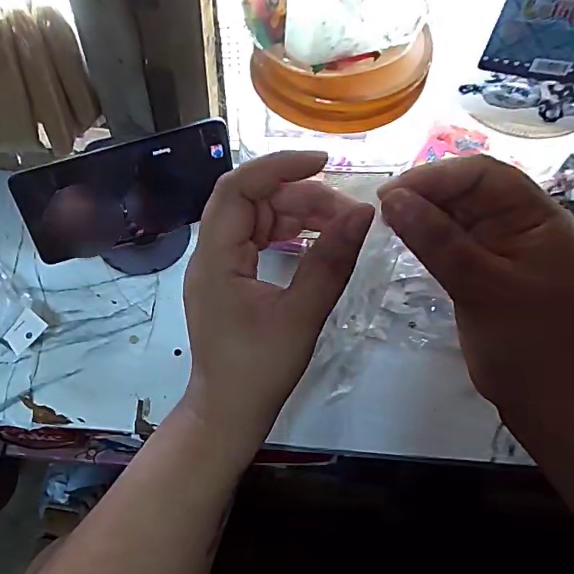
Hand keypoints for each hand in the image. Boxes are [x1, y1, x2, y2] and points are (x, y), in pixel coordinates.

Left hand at [183, 150, 373, 434]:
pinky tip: (317, 240)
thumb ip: (330, 262)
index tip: (323, 161)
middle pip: (250, 201)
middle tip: (347, 213)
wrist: (227, 411)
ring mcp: (216, 268)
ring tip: (341, 226)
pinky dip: (287, 234)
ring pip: (255, 219)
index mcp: (215, 259)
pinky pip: (256, 241)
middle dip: (298, 195)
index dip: (278, 166)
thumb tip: (363, 214)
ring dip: (296, 214)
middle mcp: (209, 255)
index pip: (237, 189)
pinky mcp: (228, 280)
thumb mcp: (301, 316)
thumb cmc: (258, 370)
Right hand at [378, 155, 573, 417]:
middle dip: (424, 194)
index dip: (435, 176)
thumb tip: (392, 199)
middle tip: (378, 213)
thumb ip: (438, 241)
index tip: (389, 195)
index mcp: (537, 217)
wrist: (555, 400)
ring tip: (383, 226)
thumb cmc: (532, 341)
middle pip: (467, 193)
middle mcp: (519, 227)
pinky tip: (403, 244)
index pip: (483, 176)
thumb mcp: (483, 286)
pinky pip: (451, 245)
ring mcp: (500, 252)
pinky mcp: (482, 276)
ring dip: (422, 217)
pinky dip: (426, 241)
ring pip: (455, 219)